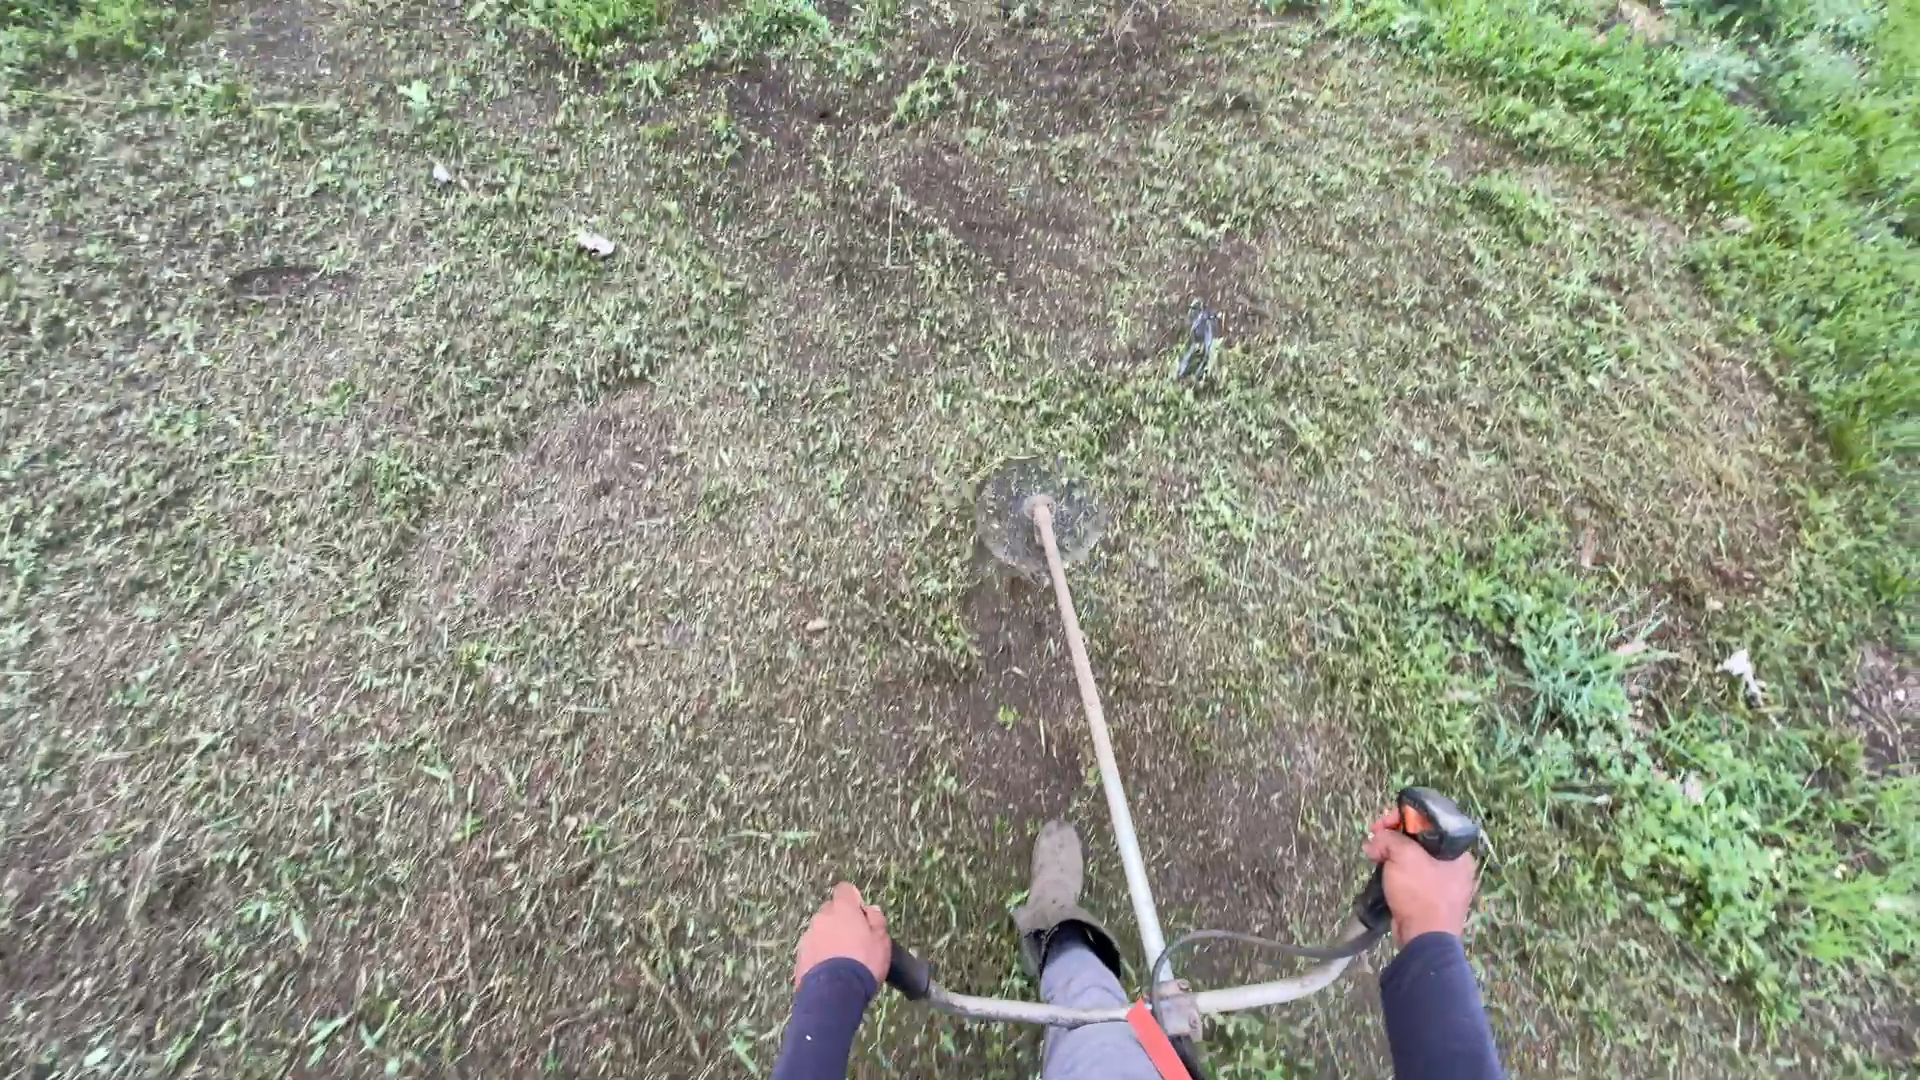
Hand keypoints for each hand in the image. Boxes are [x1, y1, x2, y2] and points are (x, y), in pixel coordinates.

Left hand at [794, 882, 890, 985]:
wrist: (834, 996)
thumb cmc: (863, 964)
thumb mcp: (882, 941)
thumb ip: (877, 920)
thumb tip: (871, 910)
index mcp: (843, 908)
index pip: (845, 889)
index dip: (853, 900)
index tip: (860, 914)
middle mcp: (822, 917)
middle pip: (831, 911)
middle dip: (840, 921)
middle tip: (853, 941)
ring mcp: (808, 937)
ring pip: (820, 931)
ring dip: (828, 939)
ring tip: (841, 961)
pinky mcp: (799, 958)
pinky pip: (812, 950)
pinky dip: (819, 956)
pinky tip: (830, 972)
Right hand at [1362, 807, 1476, 941]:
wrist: (1424, 938)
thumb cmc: (1420, 892)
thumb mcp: (1403, 855)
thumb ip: (1389, 837)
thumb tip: (1376, 841)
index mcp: (1457, 853)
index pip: (1428, 822)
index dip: (1402, 817)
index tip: (1382, 824)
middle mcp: (1453, 865)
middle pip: (1417, 838)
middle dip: (1392, 835)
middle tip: (1374, 838)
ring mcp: (1442, 882)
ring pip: (1411, 855)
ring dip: (1389, 851)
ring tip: (1372, 854)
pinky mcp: (1429, 895)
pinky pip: (1409, 872)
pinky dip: (1393, 868)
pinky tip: (1379, 868)